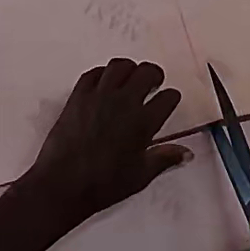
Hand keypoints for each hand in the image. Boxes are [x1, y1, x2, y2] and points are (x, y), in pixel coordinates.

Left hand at [11, 59, 190, 230]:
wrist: (63, 184)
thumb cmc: (102, 183)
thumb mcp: (140, 175)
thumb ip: (165, 159)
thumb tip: (186, 153)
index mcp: (143, 122)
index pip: (168, 98)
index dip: (171, 97)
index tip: (168, 100)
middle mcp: (123, 103)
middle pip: (146, 72)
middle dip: (155, 75)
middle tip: (153, 82)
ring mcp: (99, 96)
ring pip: (120, 66)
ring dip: (129, 69)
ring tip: (130, 77)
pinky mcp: (78, 96)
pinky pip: (93, 73)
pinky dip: (102, 74)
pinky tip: (104, 82)